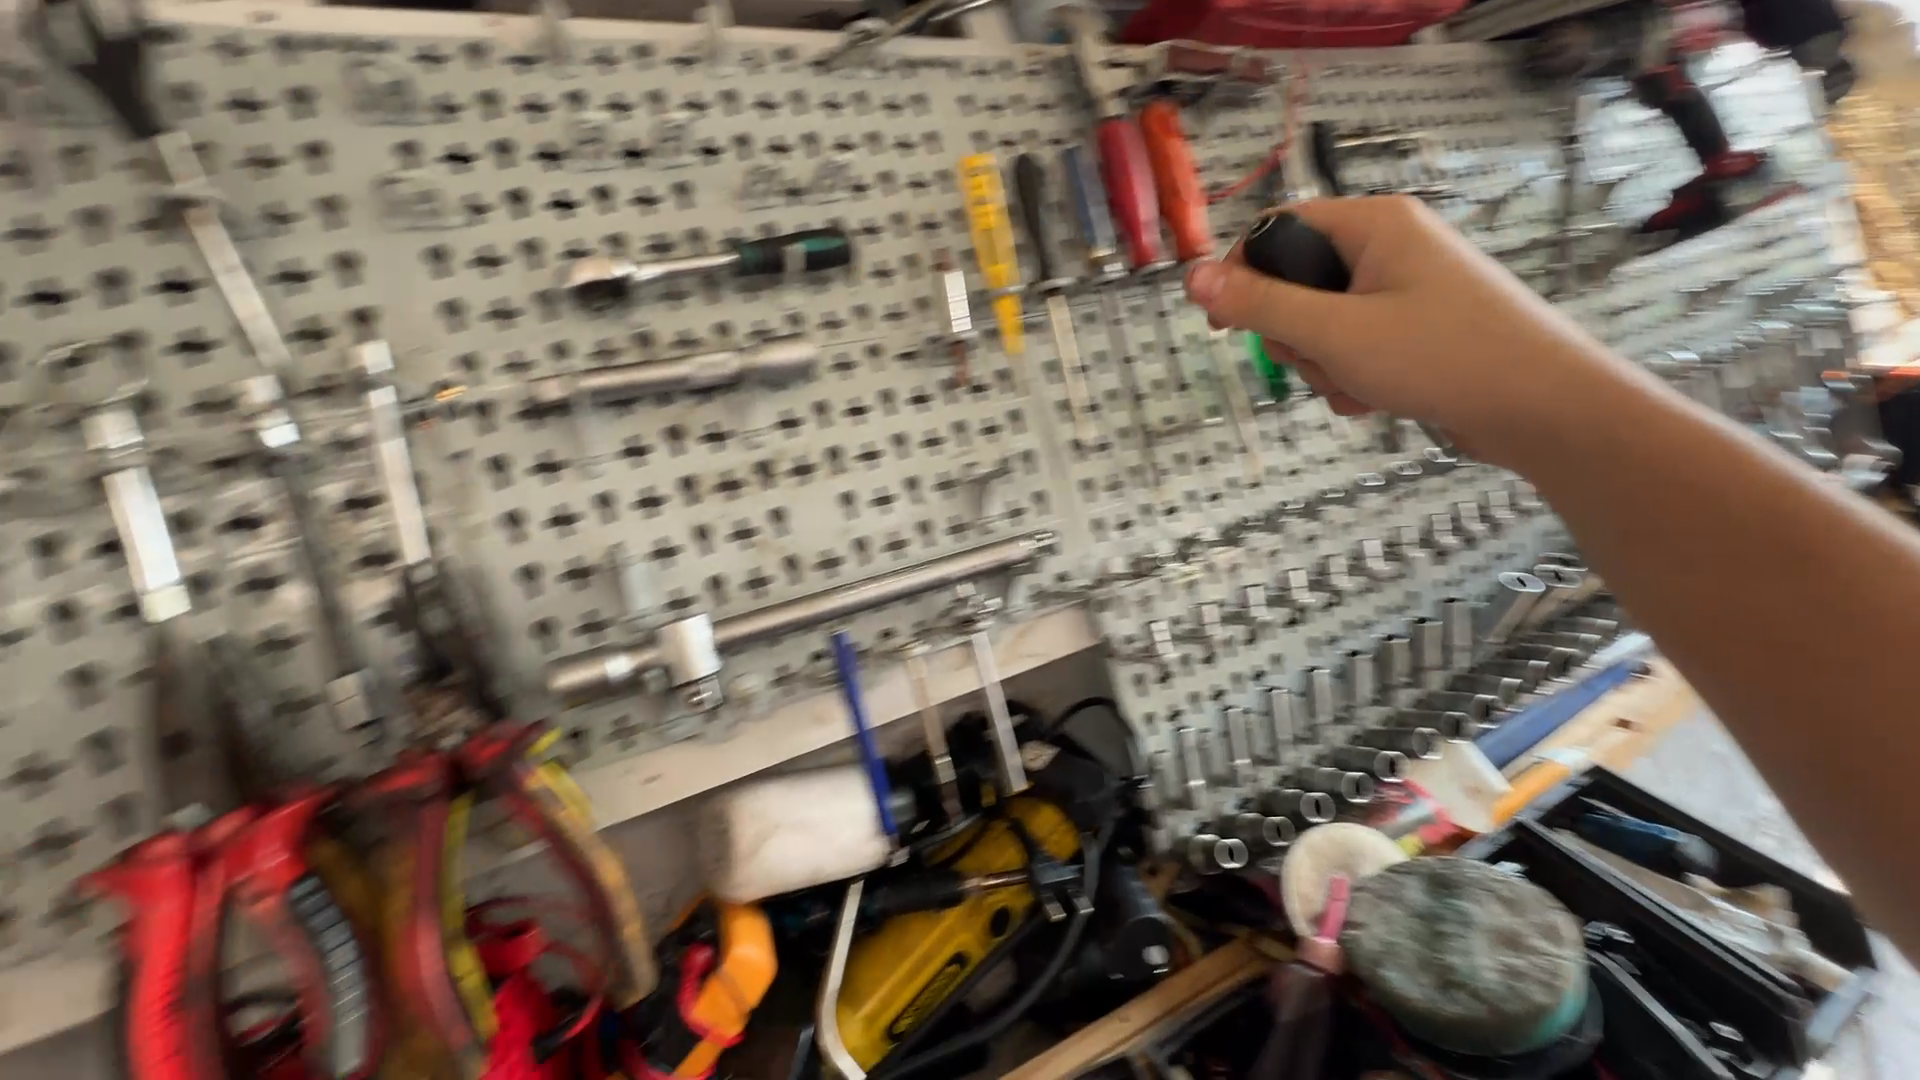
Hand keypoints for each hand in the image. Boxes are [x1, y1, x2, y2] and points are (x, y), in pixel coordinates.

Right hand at [1184, 196, 1626, 464]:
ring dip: (1323, 364)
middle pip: (1296, 282)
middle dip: (1294, 335)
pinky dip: (1350, 375)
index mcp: (1373, 225)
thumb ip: (1261, 305)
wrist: (1542, 407)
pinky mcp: (1413, 328)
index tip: (1223, 325)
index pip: (1278, 228)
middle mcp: (1387, 246)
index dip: (1241, 273)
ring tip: (1357, 386)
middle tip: (1320, 360)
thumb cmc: (1439, 356)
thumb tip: (1193, 277)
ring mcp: (1403, 289)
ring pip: (1320, 323)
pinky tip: (1373, 399)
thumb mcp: (1336, 332)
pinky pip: (1352, 345)